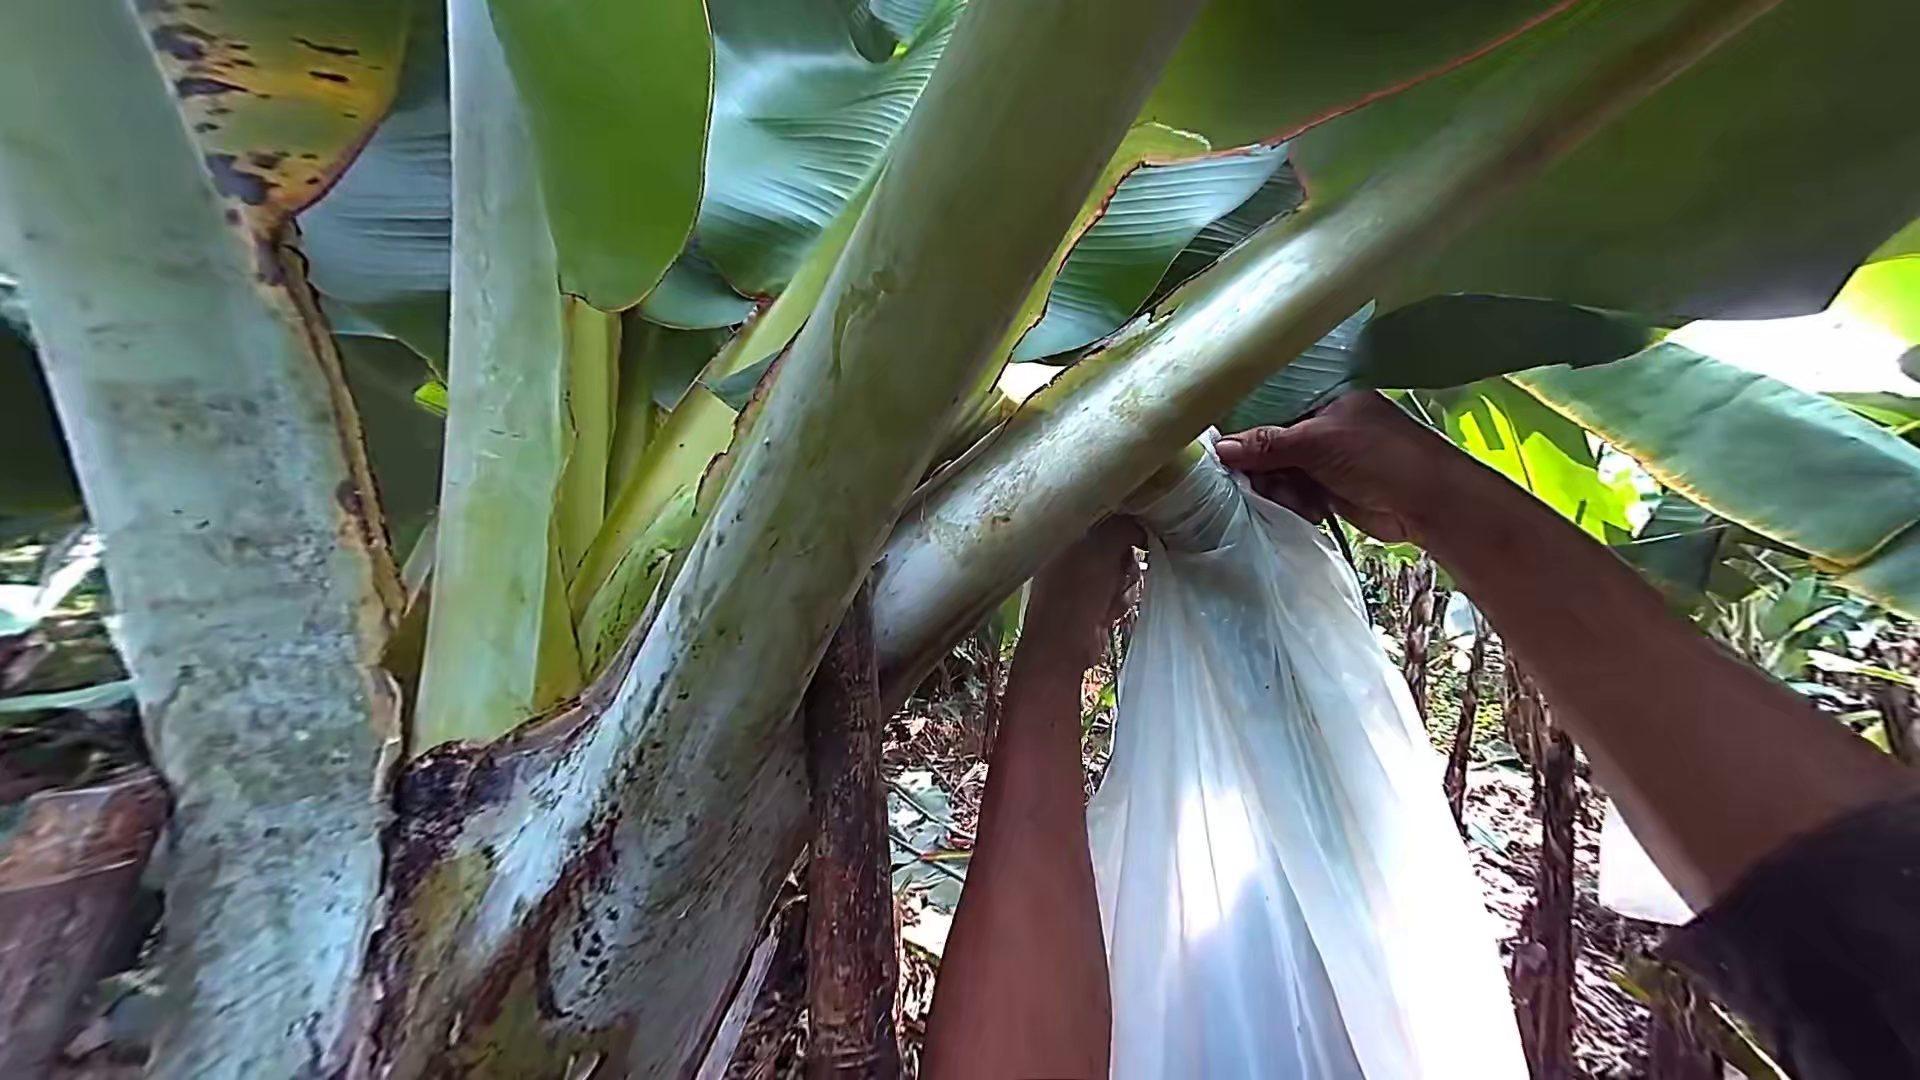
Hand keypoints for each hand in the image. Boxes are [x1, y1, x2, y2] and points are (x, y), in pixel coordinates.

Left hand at [1022, 517, 1140, 668]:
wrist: (1063, 649)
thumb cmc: (1075, 594)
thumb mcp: (1101, 550)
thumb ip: (1123, 528)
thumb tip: (1140, 525)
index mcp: (1059, 537)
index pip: (1099, 518)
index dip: (1121, 525)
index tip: (1136, 534)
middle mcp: (1066, 557)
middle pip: (1114, 546)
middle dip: (1124, 561)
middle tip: (1119, 573)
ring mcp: (1077, 582)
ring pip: (1119, 571)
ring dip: (1123, 585)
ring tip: (1110, 597)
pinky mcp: (1089, 605)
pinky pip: (1117, 594)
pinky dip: (1119, 602)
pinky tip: (1109, 612)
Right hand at [1214, 390, 1472, 544]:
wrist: (1430, 505)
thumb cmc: (1382, 458)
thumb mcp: (1317, 443)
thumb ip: (1266, 445)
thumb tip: (1219, 448)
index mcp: (1325, 403)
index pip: (1269, 411)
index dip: (1246, 432)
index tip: (1225, 453)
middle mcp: (1321, 429)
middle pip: (1268, 446)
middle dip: (1262, 468)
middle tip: (1259, 483)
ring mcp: (1324, 460)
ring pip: (1276, 473)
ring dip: (1278, 490)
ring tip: (1296, 500)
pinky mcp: (1326, 489)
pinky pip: (1290, 493)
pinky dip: (1291, 503)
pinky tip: (1307, 509)